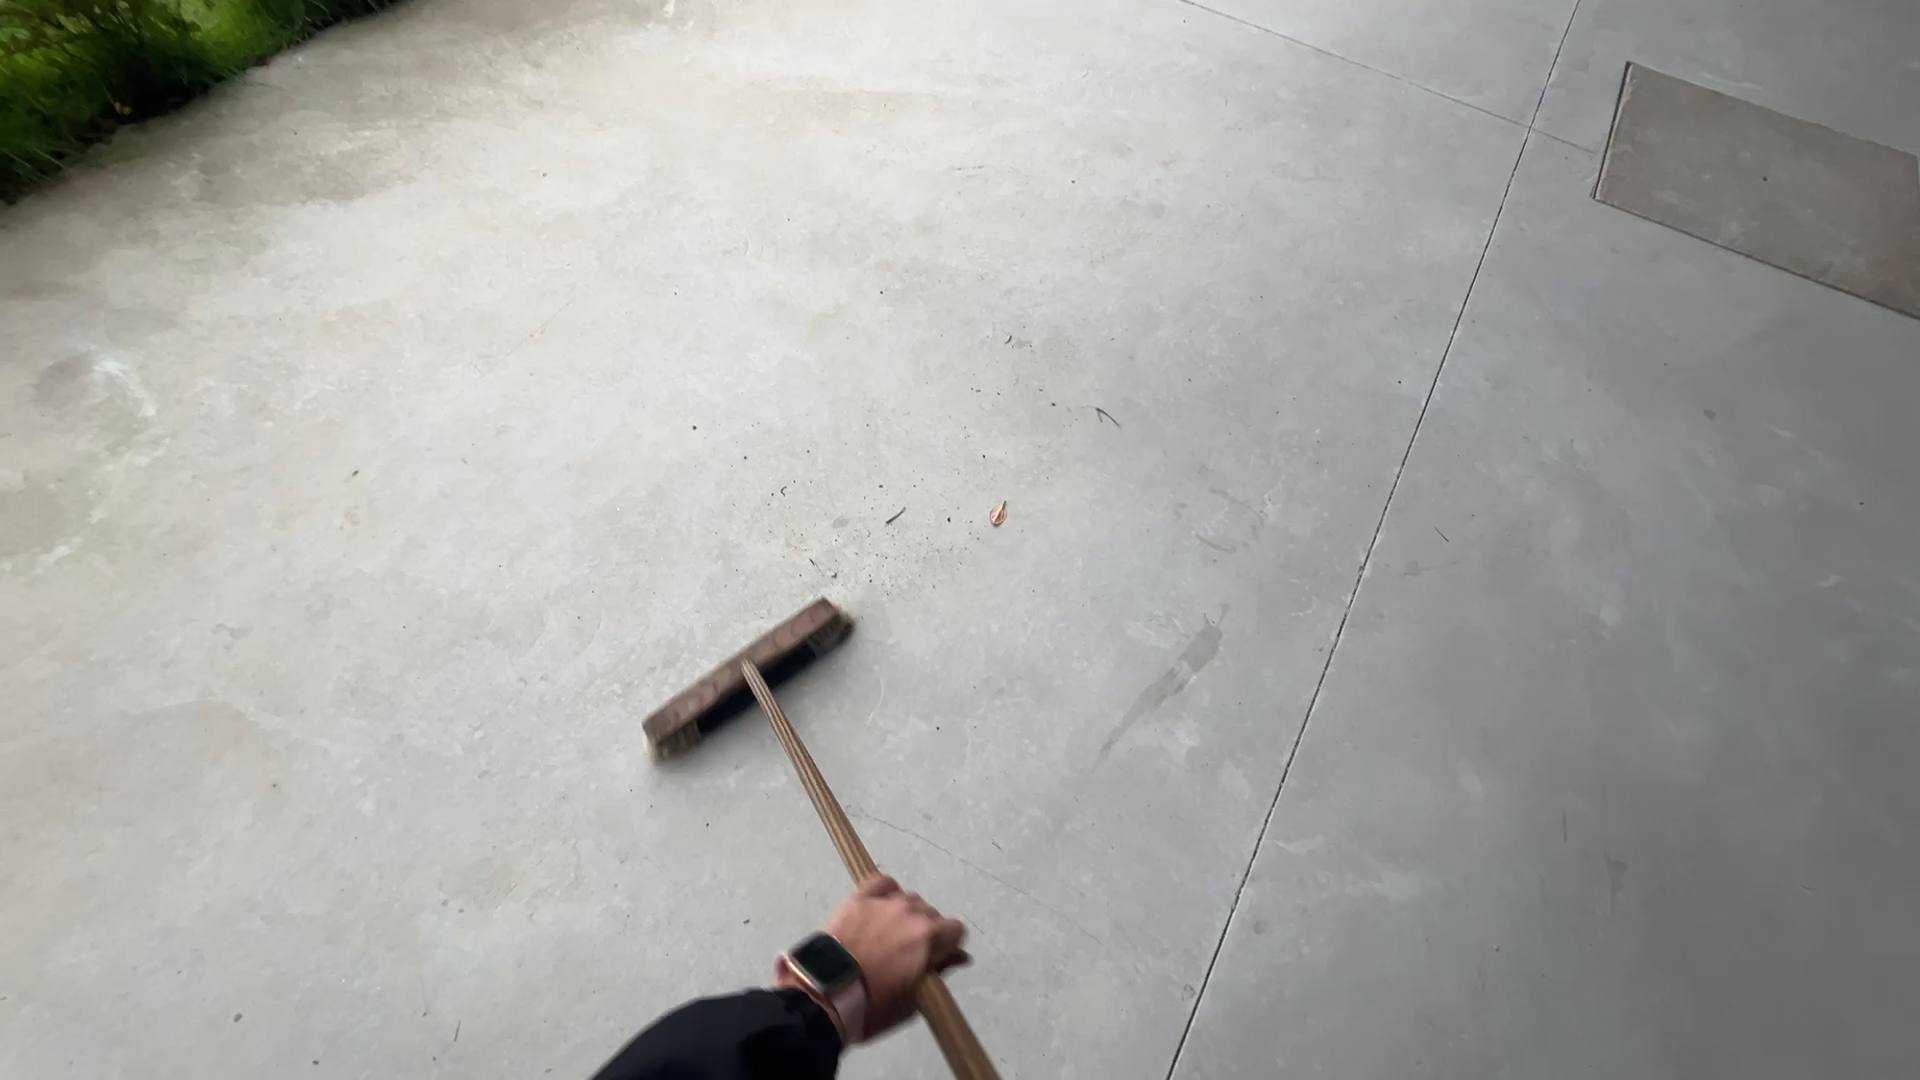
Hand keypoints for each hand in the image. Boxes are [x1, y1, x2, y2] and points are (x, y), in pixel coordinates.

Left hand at [819, 874, 969, 1040]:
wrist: (827, 994)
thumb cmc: (874, 1005)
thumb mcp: (913, 999)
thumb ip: (939, 971)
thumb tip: (960, 956)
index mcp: (930, 937)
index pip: (956, 930)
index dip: (947, 945)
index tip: (935, 958)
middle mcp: (912, 912)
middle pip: (930, 914)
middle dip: (925, 931)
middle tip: (906, 954)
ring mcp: (886, 901)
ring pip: (908, 899)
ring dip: (905, 915)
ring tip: (886, 935)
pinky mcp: (861, 896)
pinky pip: (883, 883)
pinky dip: (886, 892)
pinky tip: (879, 907)